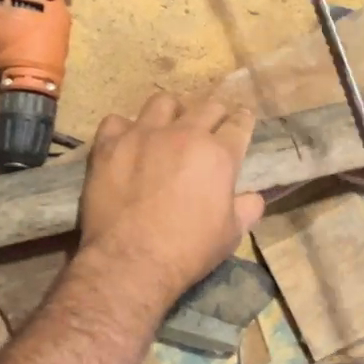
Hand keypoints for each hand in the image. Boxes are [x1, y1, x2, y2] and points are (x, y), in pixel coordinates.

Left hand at [75, 92, 265, 308]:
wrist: (130, 261)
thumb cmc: (187, 251)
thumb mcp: (230, 235)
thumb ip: (246, 209)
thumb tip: (254, 198)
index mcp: (218, 154)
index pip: (239, 124)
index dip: (243, 121)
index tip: (242, 120)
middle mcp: (183, 134)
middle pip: (206, 107)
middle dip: (214, 114)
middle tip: (210, 126)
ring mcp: (143, 135)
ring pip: (162, 103)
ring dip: (171, 112)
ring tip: (167, 126)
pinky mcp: (109, 144)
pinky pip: (117, 121)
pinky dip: (123, 130)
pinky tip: (126, 143)